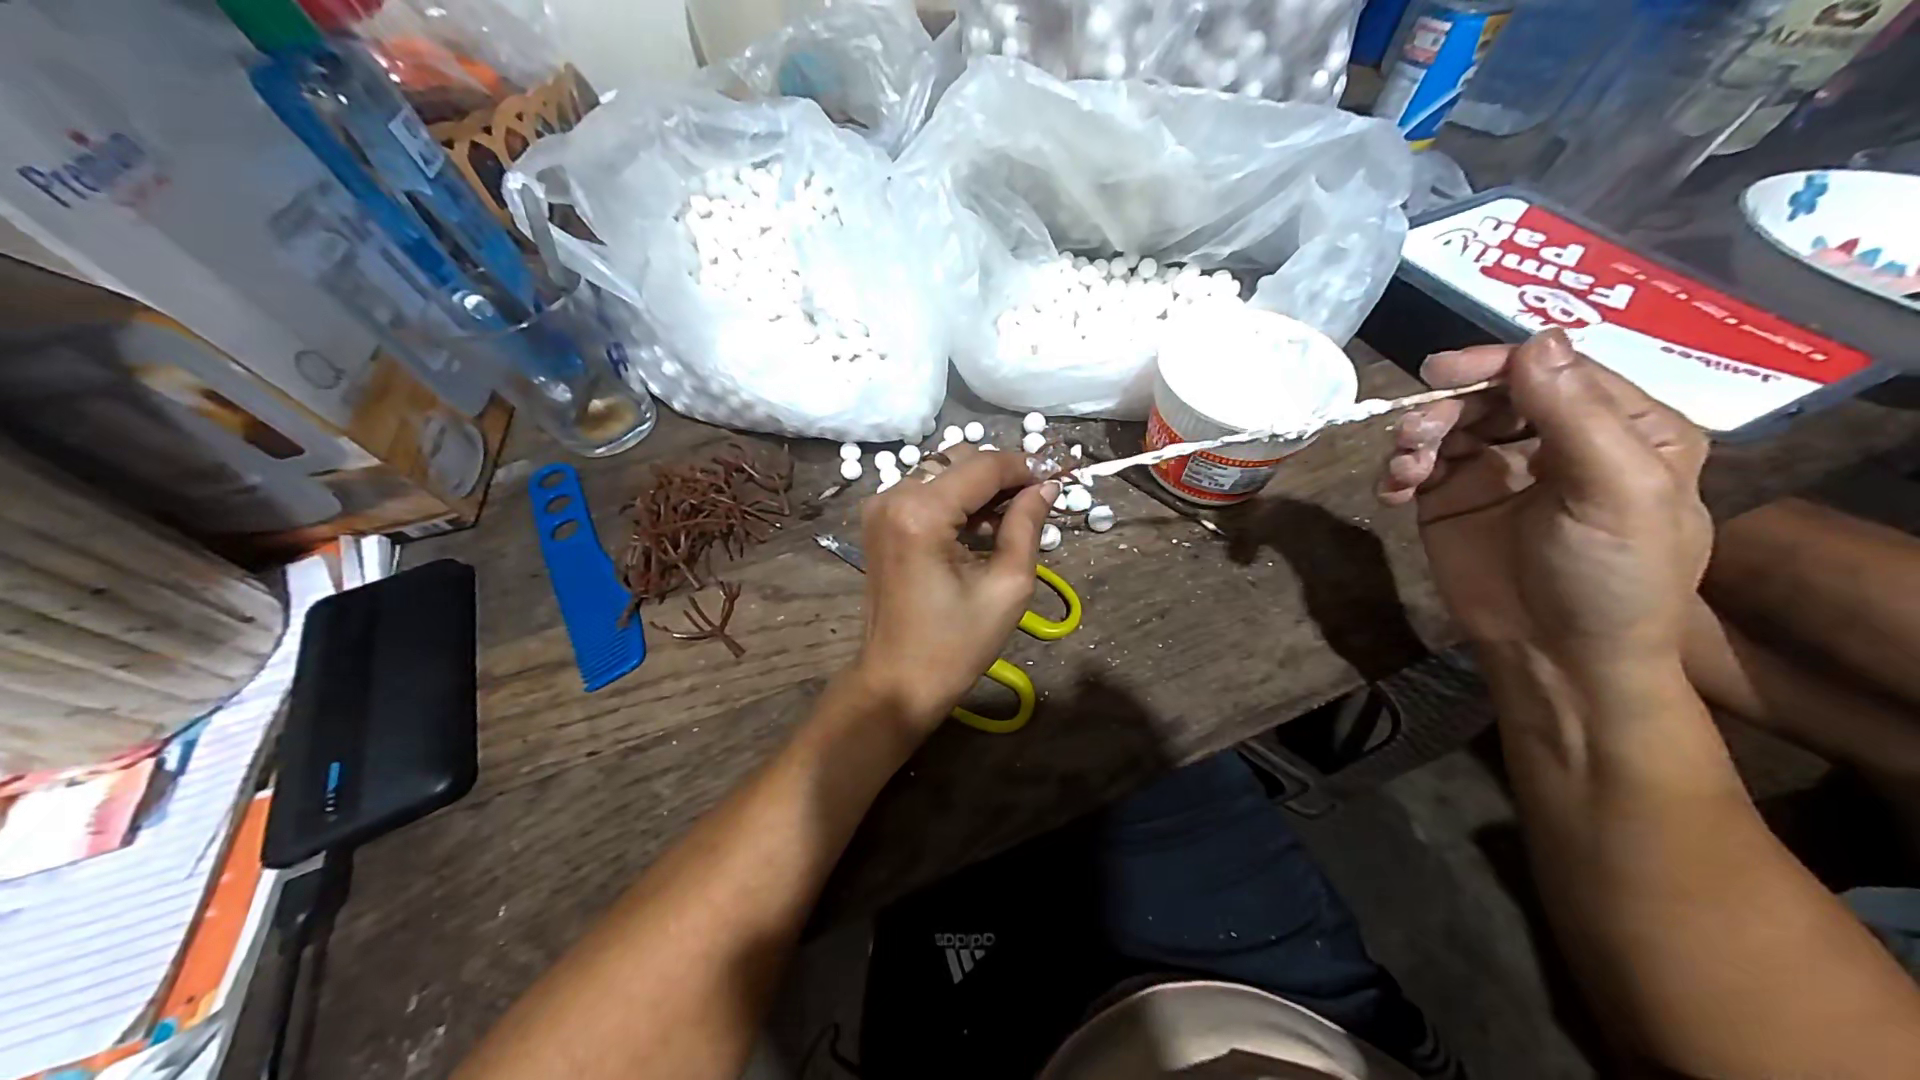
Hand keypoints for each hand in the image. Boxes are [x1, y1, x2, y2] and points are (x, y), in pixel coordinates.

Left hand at [847, 446, 1058, 736]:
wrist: (896, 681)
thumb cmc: (955, 645)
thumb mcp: (1007, 586)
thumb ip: (1027, 526)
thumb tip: (1046, 487)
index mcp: (922, 512)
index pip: (984, 466)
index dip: (1026, 467)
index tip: (1058, 479)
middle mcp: (893, 497)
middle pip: (960, 460)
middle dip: (1003, 474)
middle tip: (1036, 501)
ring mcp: (879, 508)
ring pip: (942, 471)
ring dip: (979, 487)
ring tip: (1010, 520)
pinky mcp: (877, 522)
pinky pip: (924, 491)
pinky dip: (955, 499)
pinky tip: (978, 528)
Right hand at [1377, 330, 1711, 675]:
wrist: (1556, 656)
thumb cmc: (1611, 576)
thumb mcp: (1615, 492)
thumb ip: (1578, 414)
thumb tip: (1536, 339)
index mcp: (1622, 428)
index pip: (1555, 370)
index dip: (1497, 364)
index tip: (1442, 373)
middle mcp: (1557, 440)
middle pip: (1492, 395)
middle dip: (1448, 407)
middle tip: (1414, 433)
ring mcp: (1497, 470)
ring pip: (1447, 426)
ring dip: (1416, 440)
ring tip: (1403, 471)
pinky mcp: (1450, 500)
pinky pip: (1416, 467)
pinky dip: (1397, 472)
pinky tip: (1392, 492)